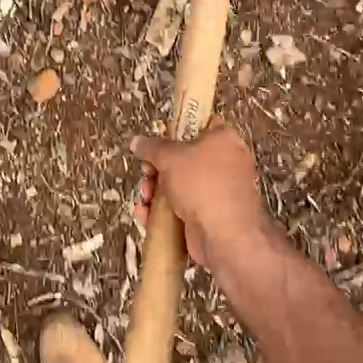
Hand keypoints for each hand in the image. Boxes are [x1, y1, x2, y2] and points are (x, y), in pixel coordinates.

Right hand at [132, 118, 276, 269]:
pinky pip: (183, 206)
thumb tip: (136, 142)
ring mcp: (219, 191)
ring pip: (179, 184)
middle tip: (147, 174)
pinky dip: (164, 210)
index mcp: (224, 140)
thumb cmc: (203, 185)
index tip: (157, 142)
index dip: (175, 131)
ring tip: (146, 199)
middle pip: (182, 157)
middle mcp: (226, 163)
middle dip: (156, 168)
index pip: (199, 124)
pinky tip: (146, 215)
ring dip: (155, 191)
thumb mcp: (169, 157)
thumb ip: (150, 147)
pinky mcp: (211, 215)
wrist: (227, 238)